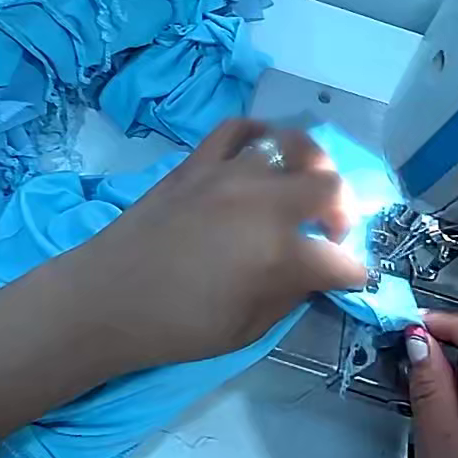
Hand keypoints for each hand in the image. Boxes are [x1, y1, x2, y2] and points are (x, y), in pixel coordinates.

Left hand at [52, 119, 366, 372]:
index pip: (338, 257)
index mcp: (278, 253)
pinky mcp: (198, 162)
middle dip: (342, 211)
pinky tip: (261, 152)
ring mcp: (230, 174)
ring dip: (311, 167)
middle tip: (328, 230)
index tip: (351, 274)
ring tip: (303, 184)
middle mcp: (263, 203)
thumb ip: (292, 293)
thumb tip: (319, 270)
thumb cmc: (177, 326)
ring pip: (292, 145)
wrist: (106, 298)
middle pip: (330, 187)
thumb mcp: (247, 328)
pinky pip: (238, 128)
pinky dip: (259, 135)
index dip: (352, 269)